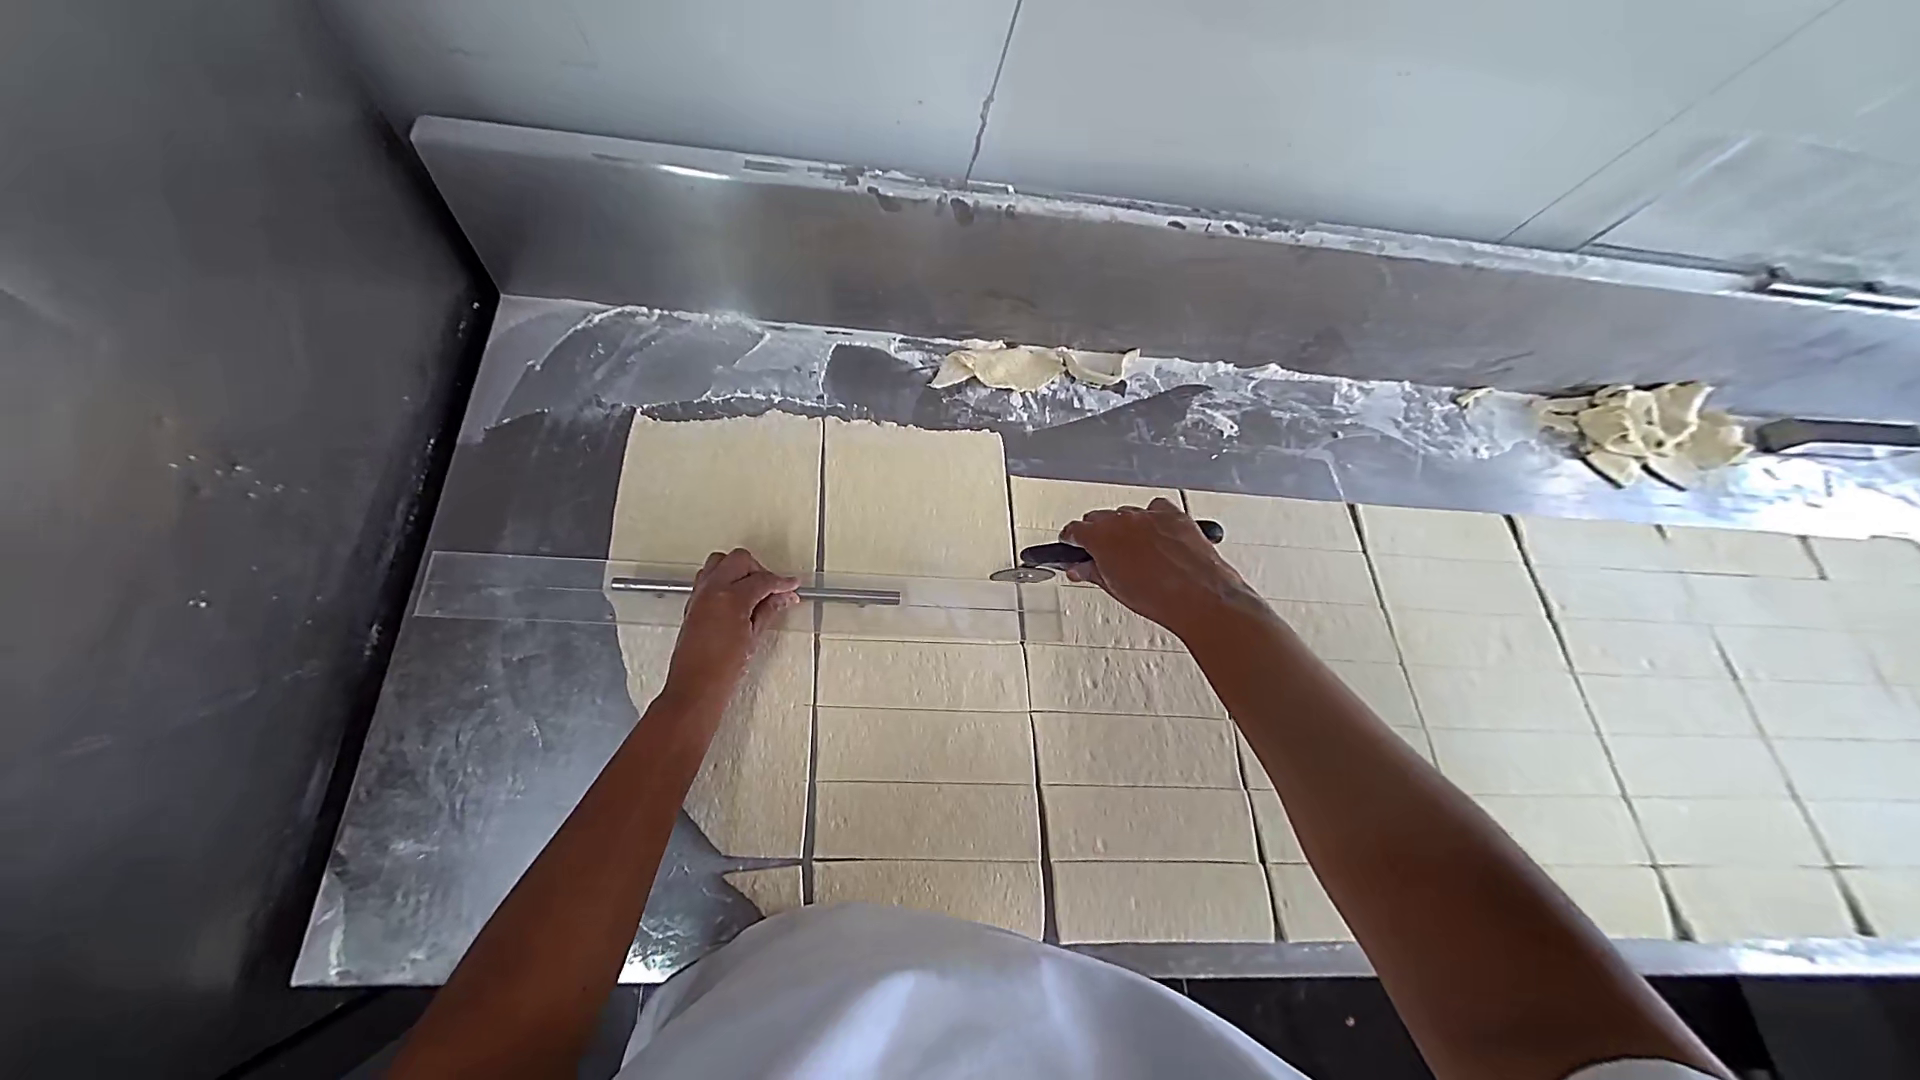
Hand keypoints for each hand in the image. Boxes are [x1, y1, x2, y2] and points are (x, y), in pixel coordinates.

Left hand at [662, 549, 798, 707]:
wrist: (696, 686)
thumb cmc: (722, 668)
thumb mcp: (753, 637)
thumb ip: (768, 610)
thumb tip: (781, 598)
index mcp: (730, 597)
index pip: (762, 579)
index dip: (781, 582)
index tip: (791, 585)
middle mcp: (712, 590)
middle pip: (739, 560)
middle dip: (759, 570)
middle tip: (773, 588)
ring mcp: (699, 595)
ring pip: (720, 562)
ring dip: (739, 570)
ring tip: (754, 590)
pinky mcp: (692, 603)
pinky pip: (709, 577)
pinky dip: (724, 579)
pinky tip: (737, 597)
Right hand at [1060, 498, 1268, 639]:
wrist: (1200, 597)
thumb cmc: (1160, 596)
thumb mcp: (1114, 588)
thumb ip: (1092, 572)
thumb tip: (1081, 569)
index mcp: (1100, 536)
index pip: (1075, 529)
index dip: (1070, 538)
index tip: (1071, 543)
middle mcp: (1123, 520)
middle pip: (1099, 518)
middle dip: (1097, 533)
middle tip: (1101, 553)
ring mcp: (1149, 516)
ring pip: (1127, 514)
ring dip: (1126, 528)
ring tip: (1134, 551)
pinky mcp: (1174, 516)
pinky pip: (1156, 509)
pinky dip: (1153, 520)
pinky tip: (1157, 536)